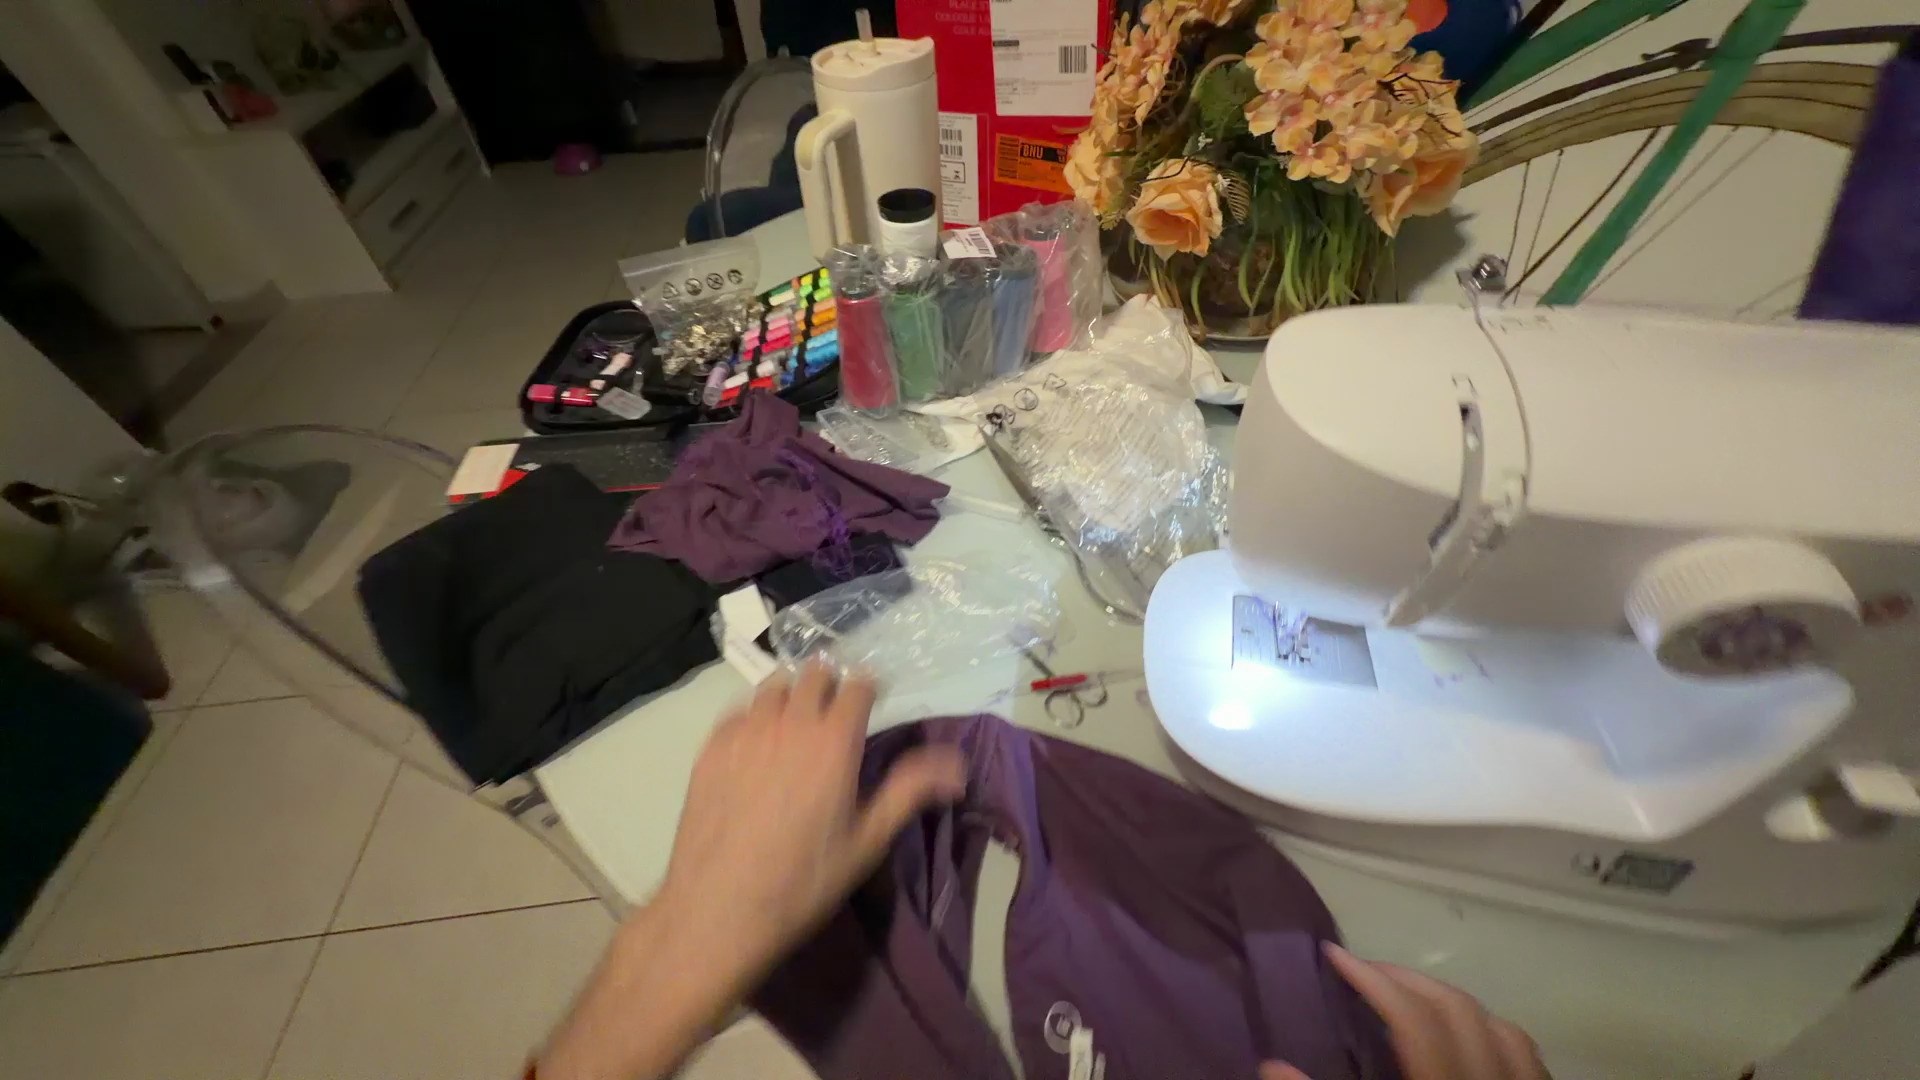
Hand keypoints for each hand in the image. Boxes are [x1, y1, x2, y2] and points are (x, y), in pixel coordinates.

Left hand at [657, 662, 967, 967]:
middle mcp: (790, 721)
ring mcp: (745, 730)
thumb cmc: (803, 879)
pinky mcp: (711, 746)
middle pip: (815, 672)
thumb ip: (911, 790)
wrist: (717, 910)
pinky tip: (757, 745)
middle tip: (835, 715)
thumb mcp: (867, 840)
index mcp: (834, 739)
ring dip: (792, 694)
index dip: (869, 689)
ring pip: (774, 685)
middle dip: (831, 685)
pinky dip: (755, 715)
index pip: (858, 683)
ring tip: (796, 723)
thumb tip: (957, 764)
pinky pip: (739, 709)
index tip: (873, 703)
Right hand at [1259, 943, 1547, 1079]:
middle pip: (1457, 1010)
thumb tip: (1270, 1064)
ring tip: (1405, 998)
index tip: (1331, 956)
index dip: (1372, 978)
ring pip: (1501, 1029)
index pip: (1414, 1020)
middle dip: (1403, 978)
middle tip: (1360, 972)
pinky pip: (1526, 1059)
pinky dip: (1489, 1032)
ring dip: (1448, 1000)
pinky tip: (1459, 1041)